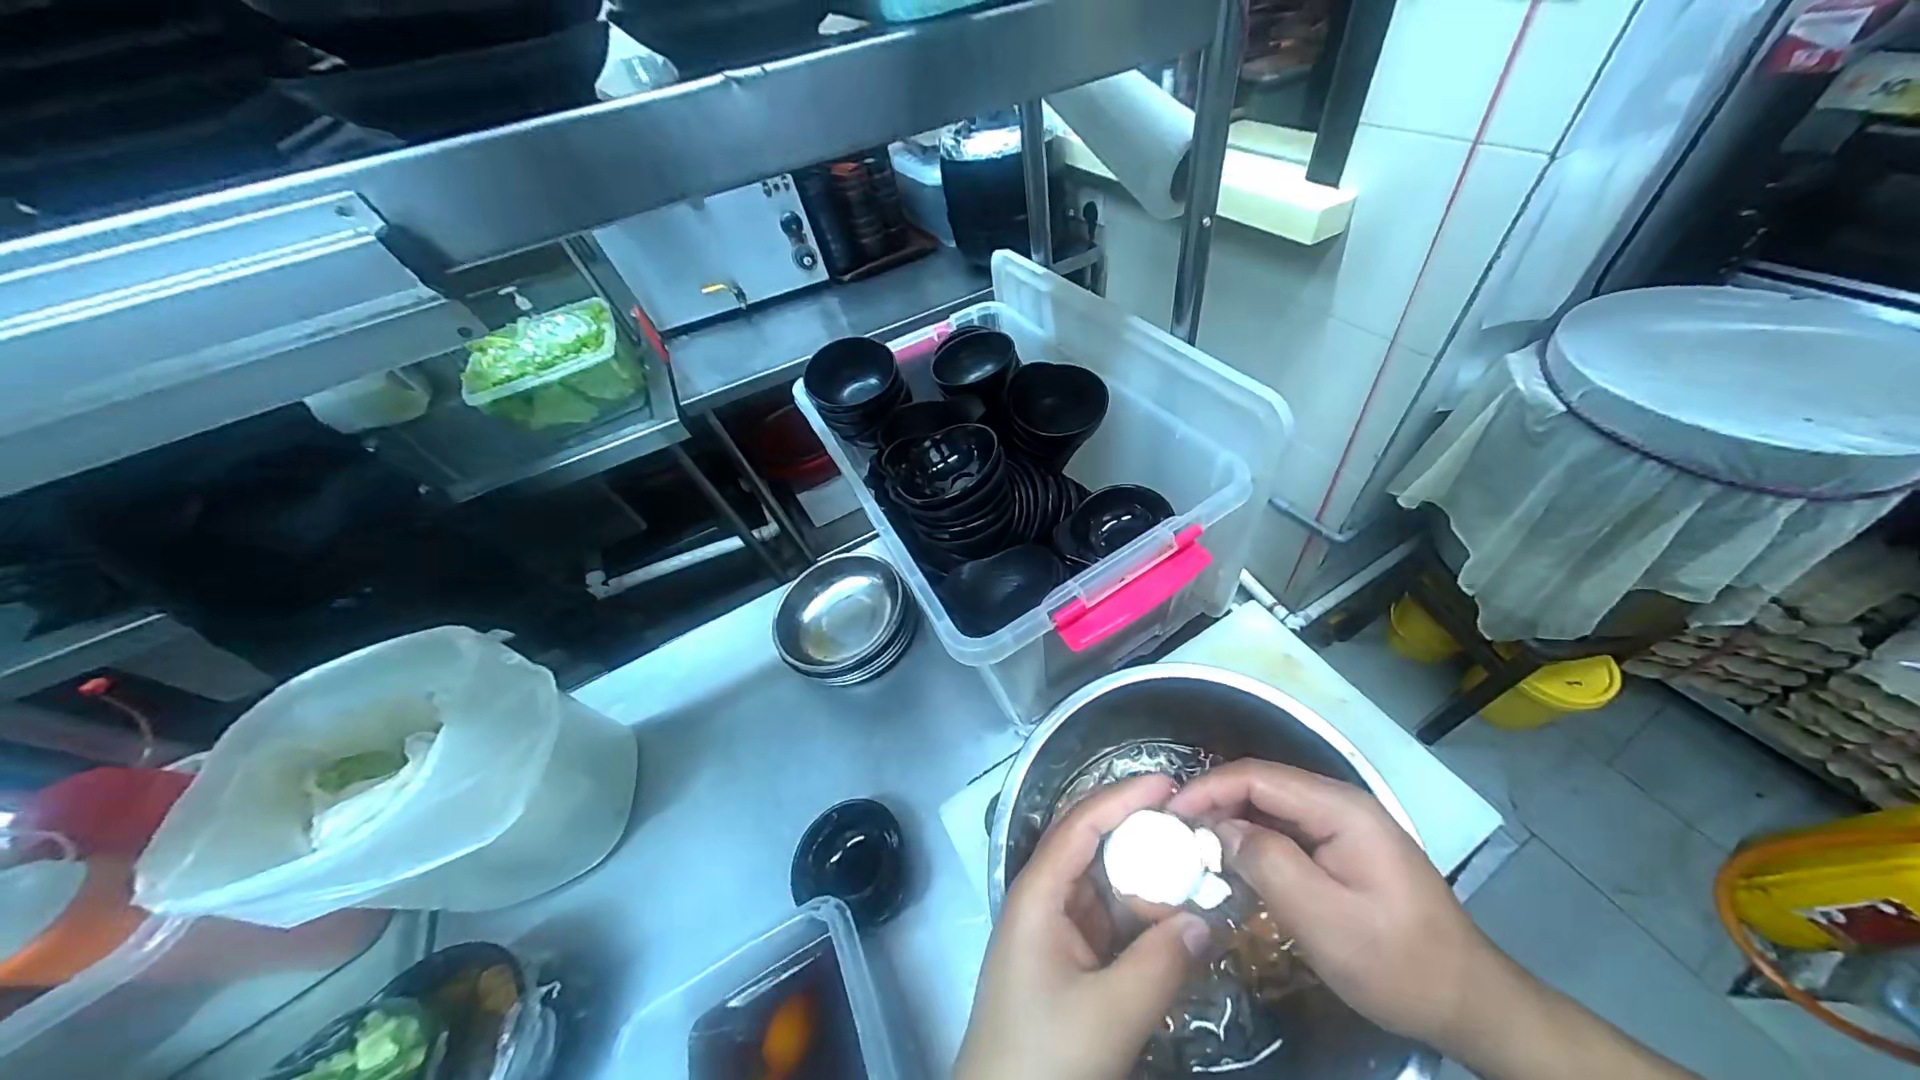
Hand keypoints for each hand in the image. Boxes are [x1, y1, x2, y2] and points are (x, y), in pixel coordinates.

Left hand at [955, 774, 1213, 1079]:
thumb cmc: (1044, 1054)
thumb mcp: (1110, 1012)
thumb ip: (1162, 962)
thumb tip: (1206, 919)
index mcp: (1038, 893)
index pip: (1081, 824)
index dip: (1122, 797)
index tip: (1168, 783)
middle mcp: (1043, 900)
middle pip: (1090, 847)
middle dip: (1137, 830)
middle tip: (1189, 822)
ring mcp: (1053, 931)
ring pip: (1102, 885)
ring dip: (1143, 875)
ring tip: (1191, 863)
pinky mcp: (1066, 960)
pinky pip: (1107, 921)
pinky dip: (1139, 915)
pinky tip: (1173, 916)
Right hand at [1166, 760, 1516, 1052]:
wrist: (1472, 1004)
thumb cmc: (1398, 963)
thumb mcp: (1325, 919)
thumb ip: (1266, 863)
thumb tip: (1219, 831)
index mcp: (1340, 809)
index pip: (1256, 777)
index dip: (1207, 790)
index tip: (1169, 815)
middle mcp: (1340, 804)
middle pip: (1261, 786)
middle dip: (1214, 804)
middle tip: (1175, 835)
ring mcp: (1343, 826)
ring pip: (1270, 808)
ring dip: (1231, 823)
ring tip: (1195, 849)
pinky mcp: (1343, 849)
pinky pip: (1286, 832)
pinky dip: (1253, 842)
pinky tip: (1234, 864)